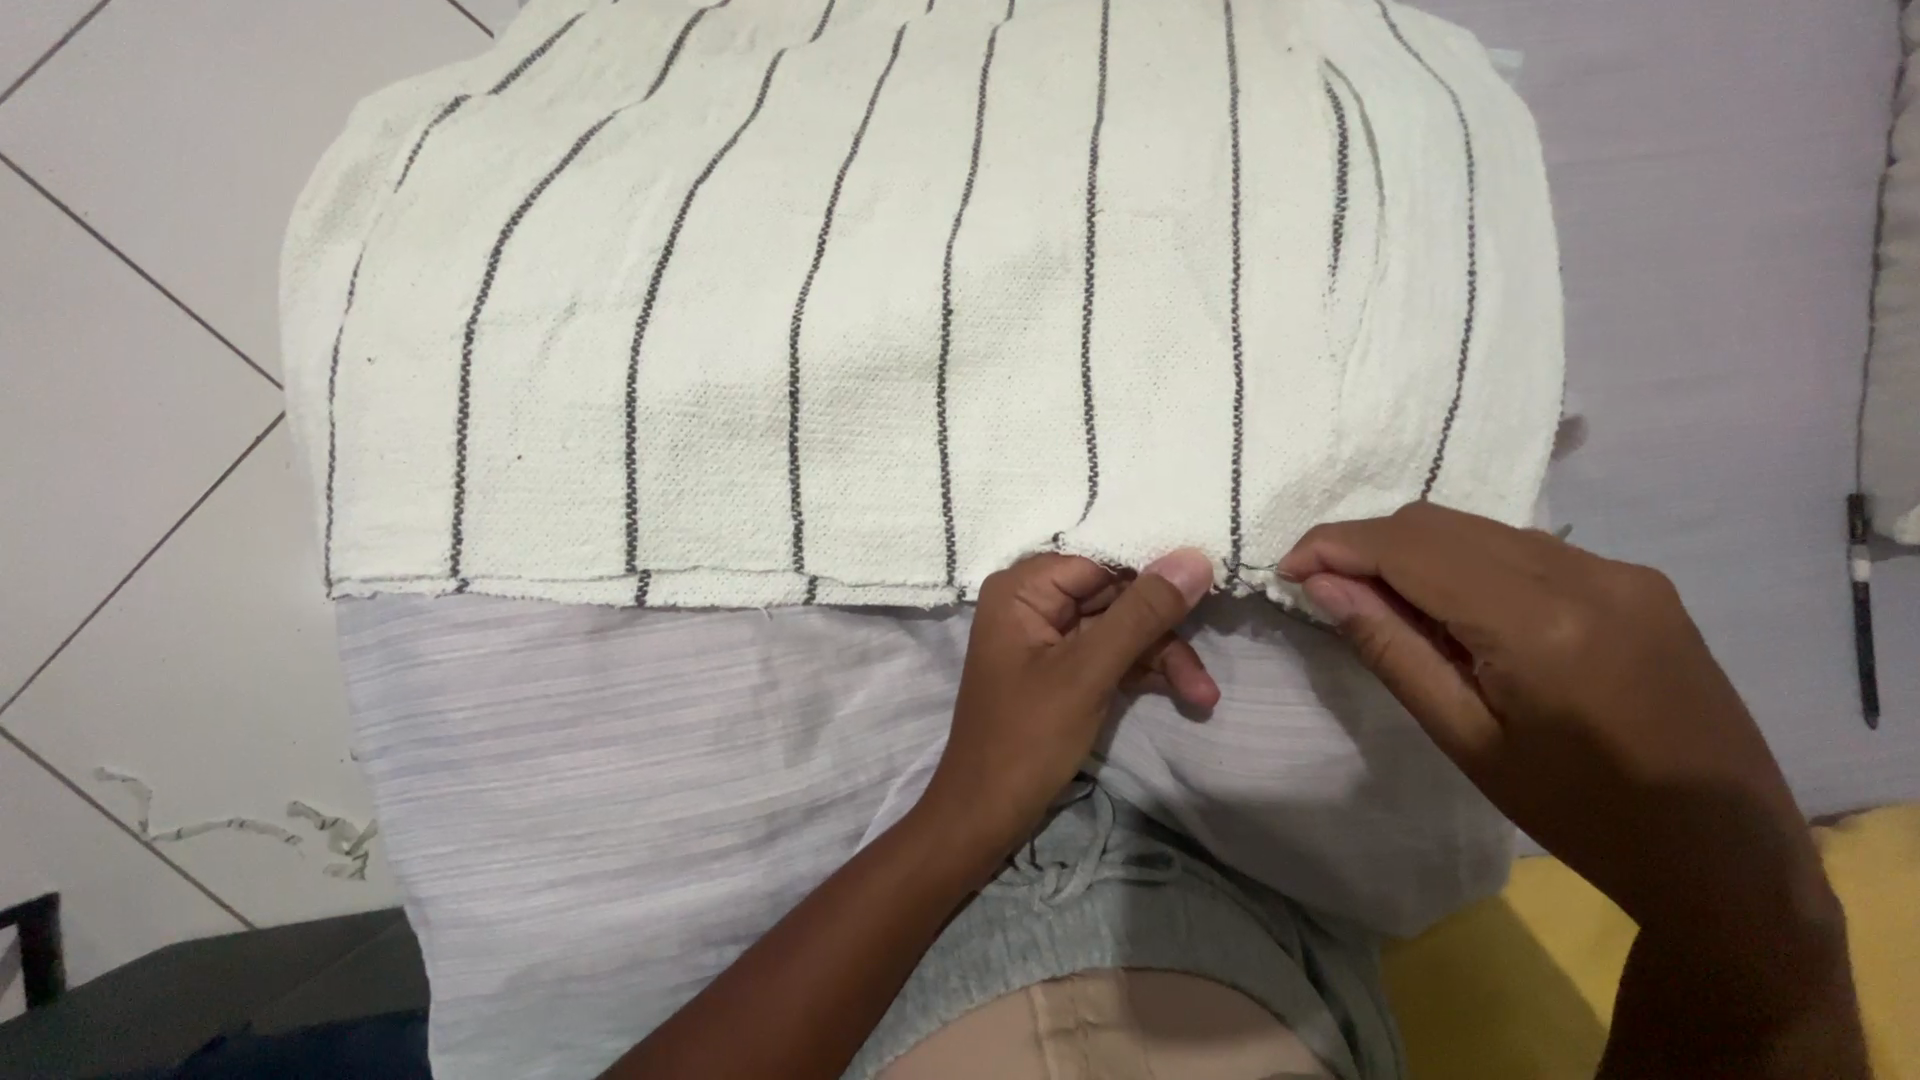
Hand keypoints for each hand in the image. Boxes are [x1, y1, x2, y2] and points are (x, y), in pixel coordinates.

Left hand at [914, 550, 1217, 874]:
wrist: (986, 813)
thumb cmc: (1026, 737)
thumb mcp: (1087, 672)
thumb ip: (1141, 613)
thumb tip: (1194, 557)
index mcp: (1023, 588)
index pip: (1102, 560)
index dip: (1155, 574)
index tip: (1211, 586)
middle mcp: (1034, 603)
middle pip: (1117, 595)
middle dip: (1164, 630)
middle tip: (1208, 662)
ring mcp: (1050, 638)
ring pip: (1122, 628)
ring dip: (1163, 659)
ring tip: (1204, 695)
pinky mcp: (1065, 670)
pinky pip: (1114, 655)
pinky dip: (1147, 673)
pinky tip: (1188, 696)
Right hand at [1277, 504, 1835, 948]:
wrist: (1726, 856)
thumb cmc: (1579, 814)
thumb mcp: (1465, 739)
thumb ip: (1390, 648)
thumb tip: (1322, 585)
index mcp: (1539, 621)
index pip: (1409, 547)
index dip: (1335, 544)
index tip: (1286, 568)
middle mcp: (1584, 572)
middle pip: (1439, 523)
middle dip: (1367, 545)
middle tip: (1325, 591)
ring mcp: (1619, 570)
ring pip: (1479, 528)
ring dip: (1414, 553)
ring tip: (1386, 608)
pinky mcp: (1637, 582)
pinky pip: (1523, 548)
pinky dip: (1466, 564)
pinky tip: (1457, 614)